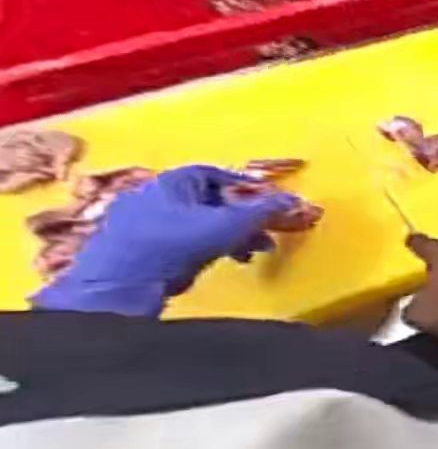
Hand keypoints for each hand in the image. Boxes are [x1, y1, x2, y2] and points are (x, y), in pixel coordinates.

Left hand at [31, 165, 296, 316]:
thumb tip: (294, 199)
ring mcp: (145, 219)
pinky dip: (213, 242)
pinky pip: (187, 235)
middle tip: (266, 229)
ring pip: (201, 219)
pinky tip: (229, 257)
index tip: (268, 198)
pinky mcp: (144, 242)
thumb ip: (266, 209)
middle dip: (244, 215)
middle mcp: (154, 195)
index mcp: (170, 183)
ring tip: (254, 250)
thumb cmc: (183, 240)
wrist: (131, 275)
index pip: (211, 173)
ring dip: (234, 233)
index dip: (243, 183)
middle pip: (210, 199)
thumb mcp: (235, 222)